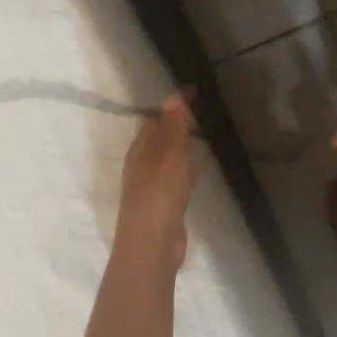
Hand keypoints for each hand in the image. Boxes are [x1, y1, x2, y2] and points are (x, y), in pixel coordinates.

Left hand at [117, 91, 194, 269]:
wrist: (152, 244)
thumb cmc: (160, 193)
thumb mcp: (170, 155)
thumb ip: (173, 127)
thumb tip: (173, 96)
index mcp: (139, 150)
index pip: (155, 119)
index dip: (173, 106)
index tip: (194, 92)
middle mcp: (140, 166)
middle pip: (157, 138)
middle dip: (173, 125)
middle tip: (197, 111)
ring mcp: (149, 187)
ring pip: (164, 159)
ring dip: (178, 147)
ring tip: (197, 137)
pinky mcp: (161, 205)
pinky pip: (172, 178)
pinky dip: (182, 169)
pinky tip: (192, 175)